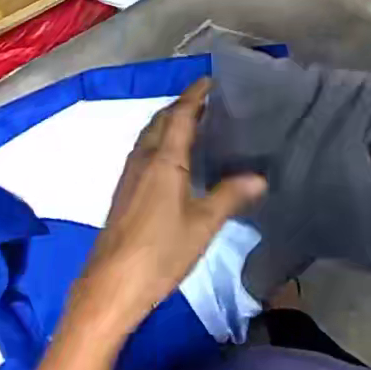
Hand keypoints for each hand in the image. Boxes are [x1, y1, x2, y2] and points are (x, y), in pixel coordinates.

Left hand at [70, 81, 266, 333]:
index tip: (212, 80)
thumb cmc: (159, 252)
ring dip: (170, 123)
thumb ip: (231, 195)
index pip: (180, 115)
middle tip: (210, 101)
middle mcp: (144, 160)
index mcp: (164, 159)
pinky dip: (162, 142)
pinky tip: (176, 158)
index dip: (195, 95)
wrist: (109, 290)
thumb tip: (261, 177)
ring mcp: (130, 177)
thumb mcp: (204, 224)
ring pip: (150, 136)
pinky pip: (145, 152)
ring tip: (197, 123)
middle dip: (183, 106)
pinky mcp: (124, 194)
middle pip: (161, 121)